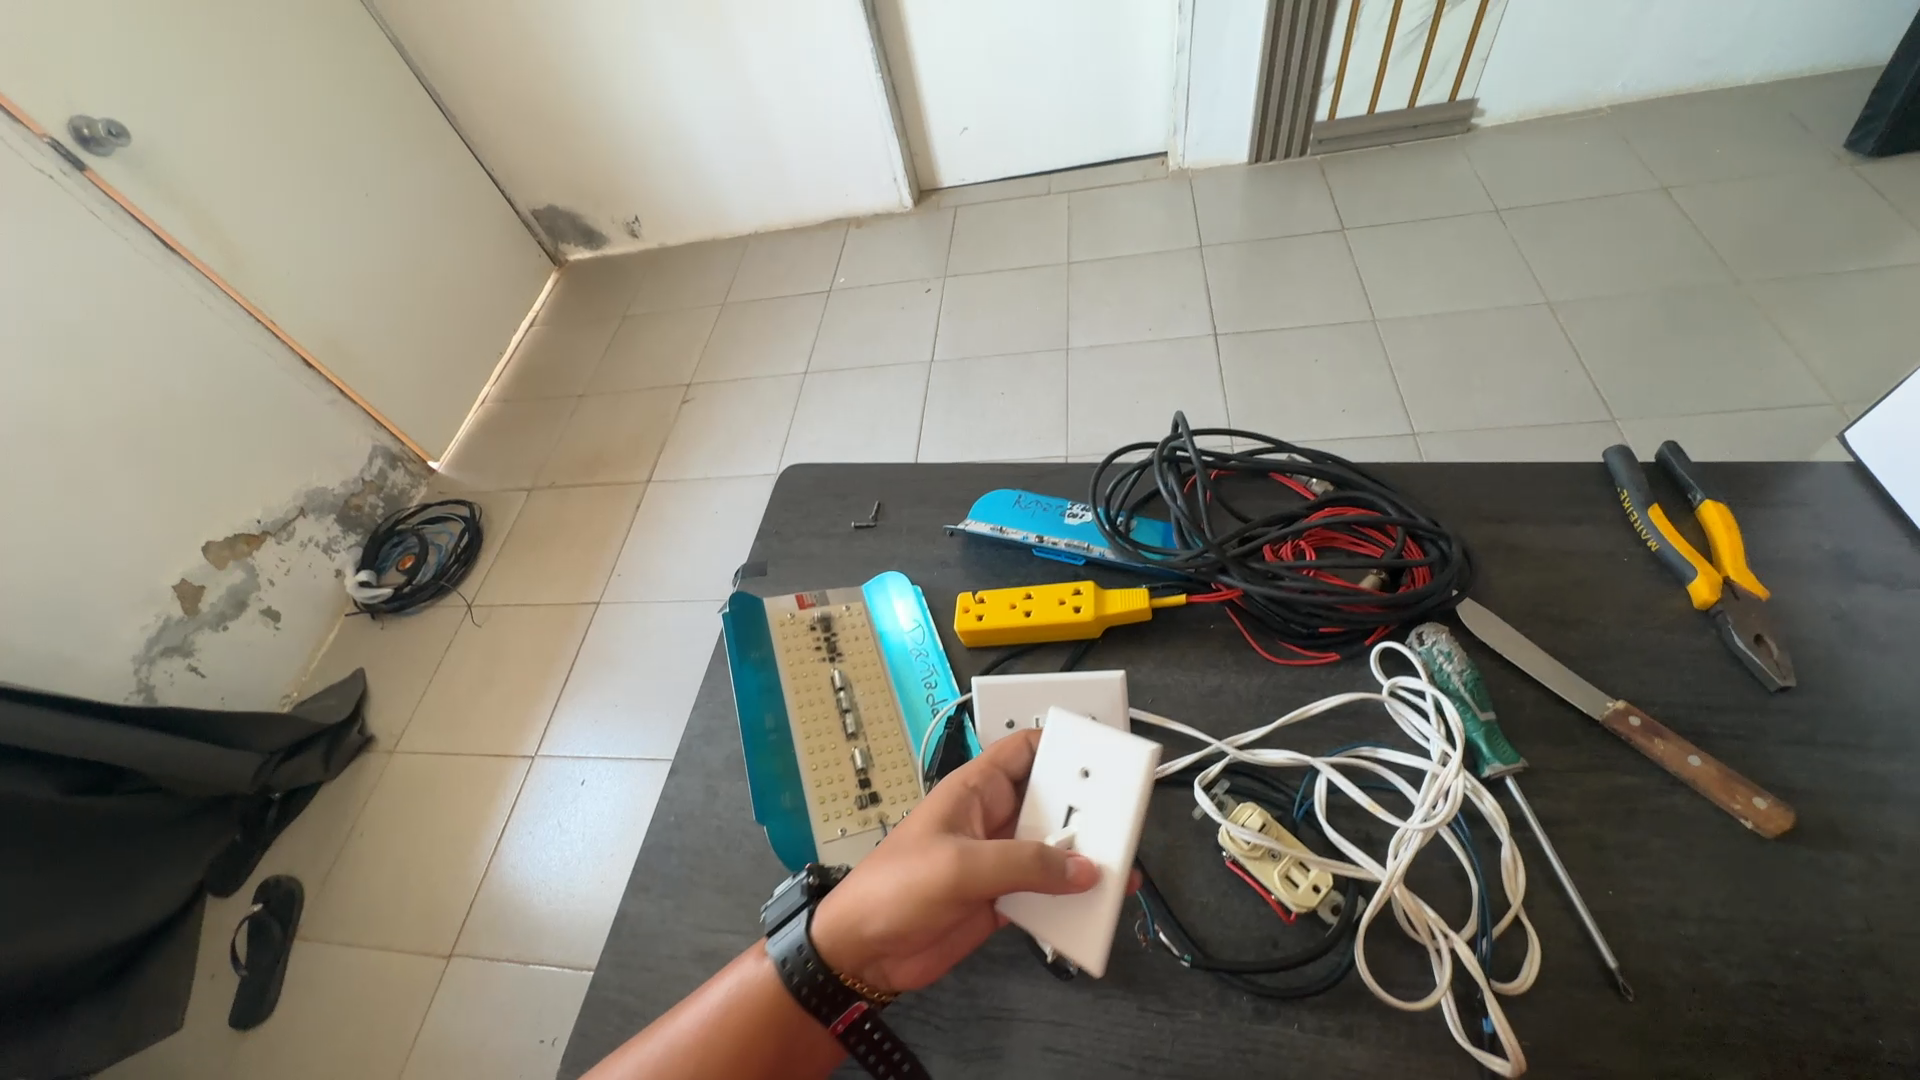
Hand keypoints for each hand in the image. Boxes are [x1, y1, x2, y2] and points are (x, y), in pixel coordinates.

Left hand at [808, 729, 1098, 993]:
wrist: (863, 951)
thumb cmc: (898, 886)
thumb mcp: (960, 866)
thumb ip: (1024, 864)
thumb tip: (1086, 869)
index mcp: (976, 789)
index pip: (1025, 751)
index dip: (1062, 747)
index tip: (1105, 756)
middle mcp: (993, 818)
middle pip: (1049, 802)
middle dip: (1085, 809)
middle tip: (1128, 821)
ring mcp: (998, 859)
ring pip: (1052, 849)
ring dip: (1083, 858)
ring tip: (1124, 869)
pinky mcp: (1001, 899)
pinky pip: (1045, 890)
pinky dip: (1070, 897)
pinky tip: (1097, 906)